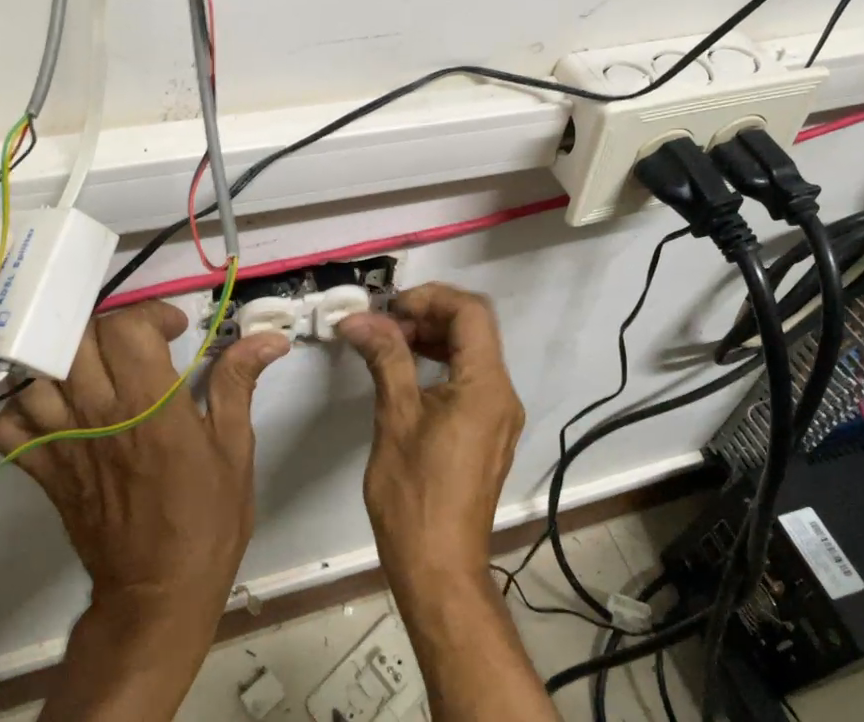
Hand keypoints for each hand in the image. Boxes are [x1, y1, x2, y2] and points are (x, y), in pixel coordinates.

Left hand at [0, 301, 289, 721]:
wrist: (159, 591)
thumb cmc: (207, 519)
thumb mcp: (235, 449)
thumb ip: (238, 385)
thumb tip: (269, 338)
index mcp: (152, 406)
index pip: (126, 329)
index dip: (149, 315)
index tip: (173, 331)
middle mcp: (101, 416)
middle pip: (76, 340)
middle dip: (107, 330)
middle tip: (134, 346)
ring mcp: (64, 444)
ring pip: (36, 375)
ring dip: (63, 362)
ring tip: (92, 373)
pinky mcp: (43, 472)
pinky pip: (7, 425)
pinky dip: (21, 409)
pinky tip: (54, 411)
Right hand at [338, 284, 524, 594]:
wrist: (438, 565)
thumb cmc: (415, 493)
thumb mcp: (395, 418)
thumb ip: (386, 358)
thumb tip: (361, 319)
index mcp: (486, 386)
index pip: (470, 312)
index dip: (430, 297)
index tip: (389, 307)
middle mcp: (503, 394)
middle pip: (474, 329)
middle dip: (428, 315)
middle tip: (383, 325)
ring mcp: (499, 416)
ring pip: (472, 354)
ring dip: (433, 339)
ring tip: (387, 344)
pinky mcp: (488, 433)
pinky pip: (470, 381)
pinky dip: (440, 366)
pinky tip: (404, 373)